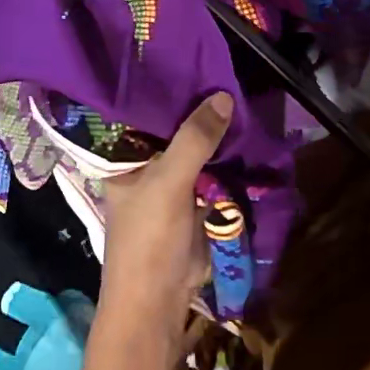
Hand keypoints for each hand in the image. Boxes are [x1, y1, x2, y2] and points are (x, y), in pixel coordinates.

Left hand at [98, 91, 233, 314]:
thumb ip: (194, 140)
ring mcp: (170, 185)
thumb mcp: (169, 183)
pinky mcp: (193, 202)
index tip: (192, 62)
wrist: (159, 306)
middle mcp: (143, 167)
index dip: (166, 90)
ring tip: (241, 97)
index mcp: (122, 159)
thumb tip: (224, 96)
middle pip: (173, 130)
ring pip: (196, 150)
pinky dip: (227, 159)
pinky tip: (247, 135)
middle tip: (225, 74)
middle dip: (198, 111)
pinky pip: (211, 172)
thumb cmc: (148, 240)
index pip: (142, 113)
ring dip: (216, 134)